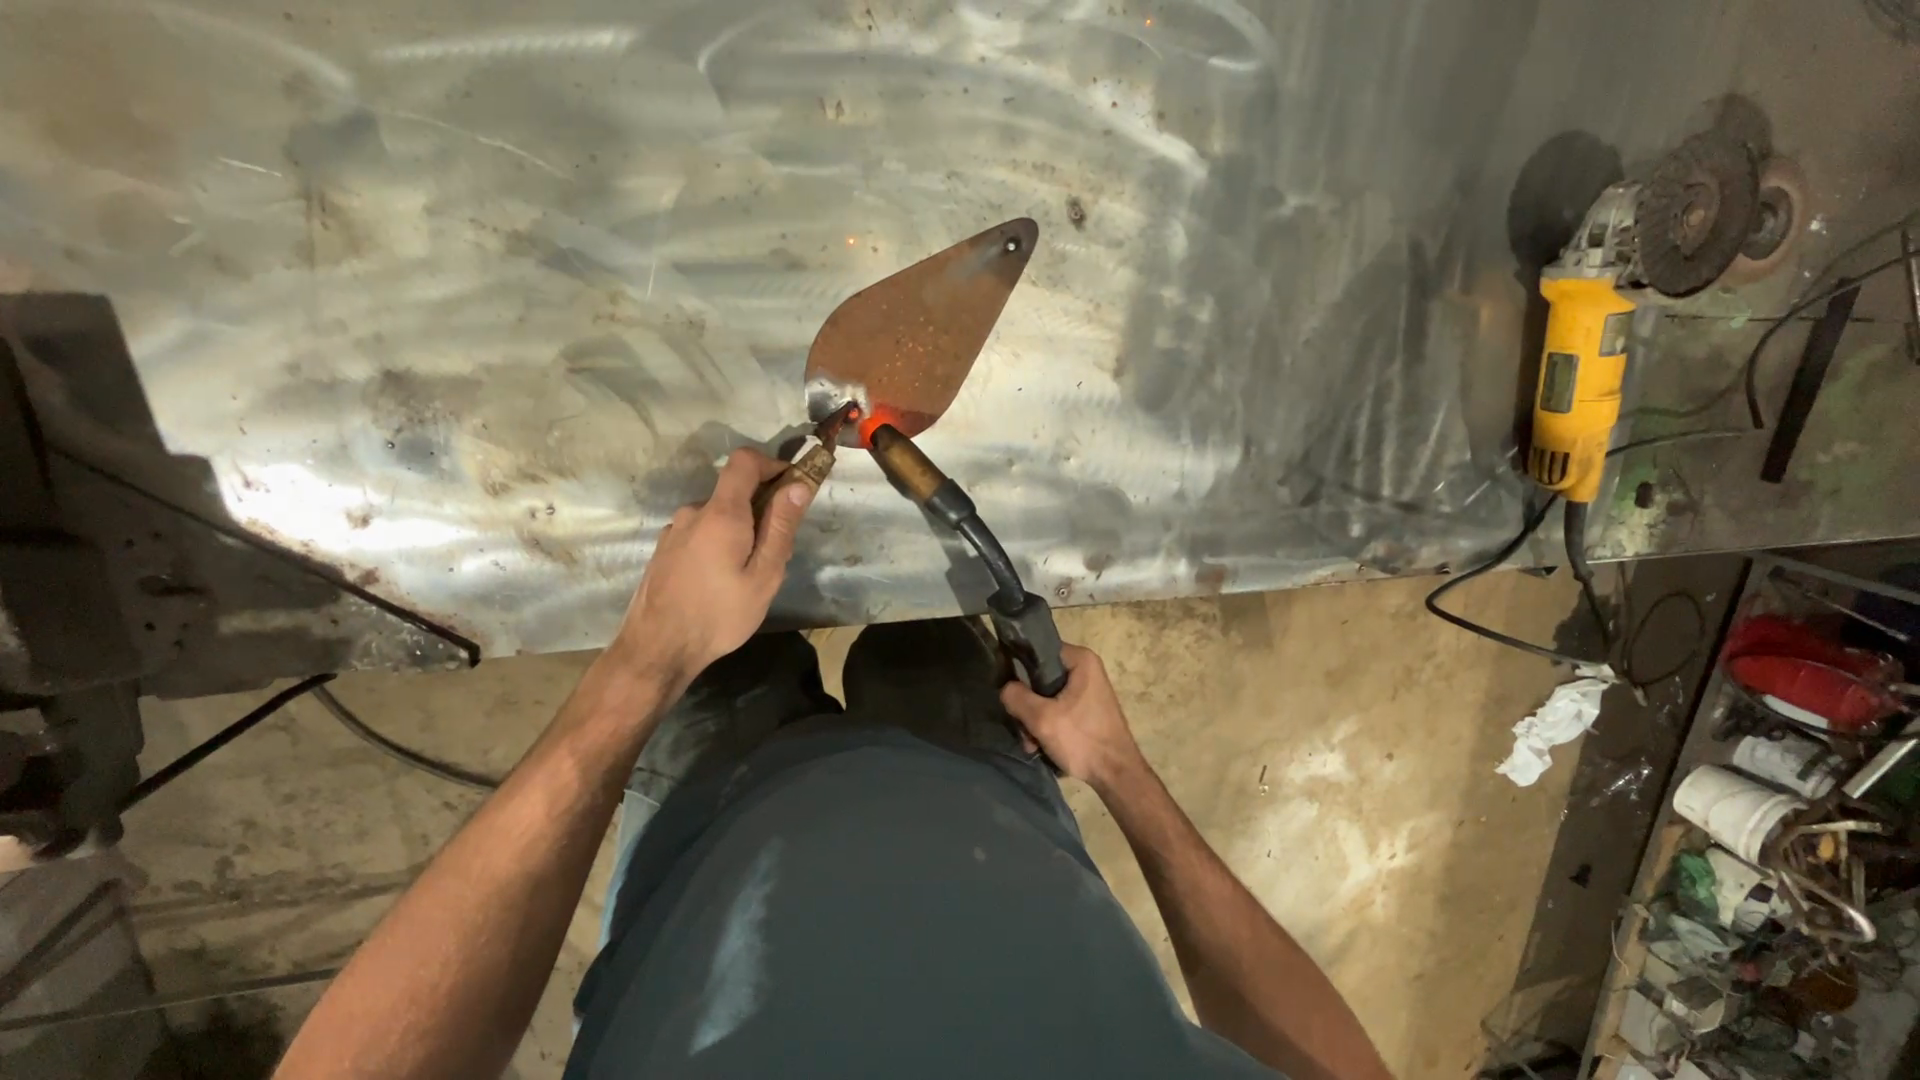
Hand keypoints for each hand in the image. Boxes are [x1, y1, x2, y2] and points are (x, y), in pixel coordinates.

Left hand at [610, 448, 813, 689]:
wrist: (657, 649)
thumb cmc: (719, 615)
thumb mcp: (764, 575)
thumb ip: (780, 526)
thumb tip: (798, 485)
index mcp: (721, 513)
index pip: (744, 461)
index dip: (772, 465)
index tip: (792, 488)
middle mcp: (694, 512)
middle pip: (734, 492)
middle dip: (760, 511)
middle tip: (775, 554)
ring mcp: (675, 530)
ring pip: (717, 517)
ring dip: (738, 532)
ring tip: (747, 576)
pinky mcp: (664, 549)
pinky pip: (700, 534)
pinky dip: (718, 544)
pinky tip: (720, 583)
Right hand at [999, 644, 1144, 790]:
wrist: (1116, 775)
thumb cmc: (1083, 740)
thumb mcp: (1042, 718)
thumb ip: (1016, 697)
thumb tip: (1005, 688)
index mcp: (1081, 660)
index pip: (1038, 651)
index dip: (1018, 668)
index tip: (1009, 690)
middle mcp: (1086, 669)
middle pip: (1040, 678)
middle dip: (1027, 705)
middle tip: (1024, 728)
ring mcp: (1087, 690)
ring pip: (1046, 697)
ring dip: (1035, 721)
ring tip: (1032, 743)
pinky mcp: (1086, 709)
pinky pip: (1057, 709)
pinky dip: (1047, 726)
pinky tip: (1041, 746)